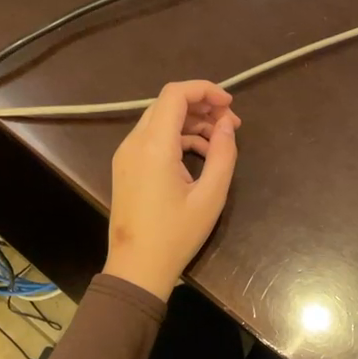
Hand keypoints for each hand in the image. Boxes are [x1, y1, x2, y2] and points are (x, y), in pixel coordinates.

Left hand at [102, 81, 241, 300]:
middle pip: (167, 104)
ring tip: (220, 142)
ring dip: (191, 123)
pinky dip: (177, 138)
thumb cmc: (176, 234)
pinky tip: (201, 156)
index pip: (175, 95)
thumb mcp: (211, 196)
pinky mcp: (126, 167)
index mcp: (154, 146)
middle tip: (231, 124)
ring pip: (160, 120)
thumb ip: (223, 154)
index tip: (230, 105)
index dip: (205, 90)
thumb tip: (227, 125)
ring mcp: (126, 155)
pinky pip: (152, 138)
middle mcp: (134, 143)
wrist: (137, 268)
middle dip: (201, 106)